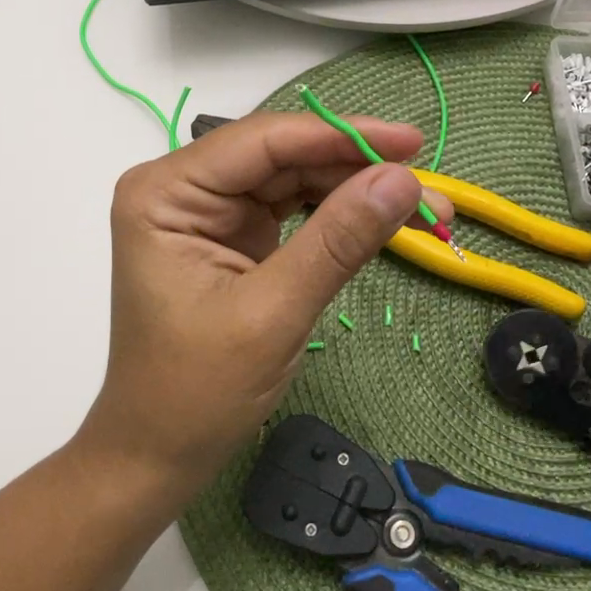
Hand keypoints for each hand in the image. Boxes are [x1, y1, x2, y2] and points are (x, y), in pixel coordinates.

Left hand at [78, 111, 450, 493]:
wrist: (160, 455)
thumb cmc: (198, 392)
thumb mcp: (274, 312)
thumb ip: (338, 240)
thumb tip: (403, 180)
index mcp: (166, 193)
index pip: (264, 141)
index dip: (341, 135)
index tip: (411, 142)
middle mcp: (182, 189)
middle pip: (283, 157)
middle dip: (357, 170)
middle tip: (430, 190)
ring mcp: (208, 212)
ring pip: (294, 180)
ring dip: (356, 192)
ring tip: (423, 209)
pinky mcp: (232, 237)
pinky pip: (293, 210)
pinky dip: (339, 217)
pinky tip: (382, 221)